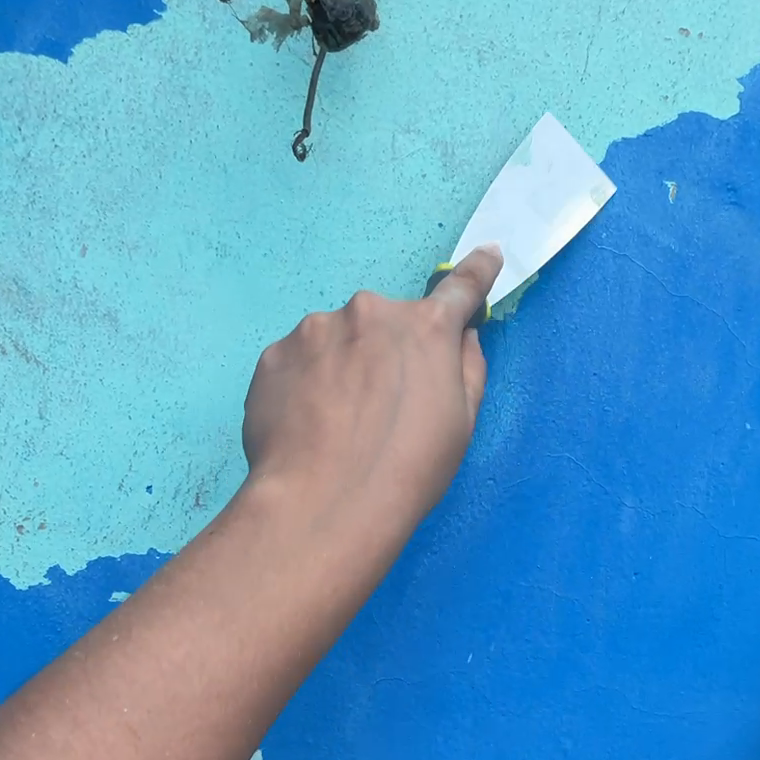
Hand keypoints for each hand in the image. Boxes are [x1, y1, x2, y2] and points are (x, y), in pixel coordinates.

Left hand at [238, 244, 501, 537]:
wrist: (322, 503)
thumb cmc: (408, 470)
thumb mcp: (462, 425)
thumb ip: (468, 369)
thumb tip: (462, 337)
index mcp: (424, 328)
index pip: (459, 290)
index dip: (476, 274)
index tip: (487, 255)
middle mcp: (368, 313)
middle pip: (383, 325)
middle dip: (384, 353)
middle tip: (377, 408)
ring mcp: (313, 330)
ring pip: (334, 342)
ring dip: (339, 367)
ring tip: (332, 425)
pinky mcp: (272, 356)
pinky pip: (296, 364)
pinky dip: (302, 386)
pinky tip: (303, 427)